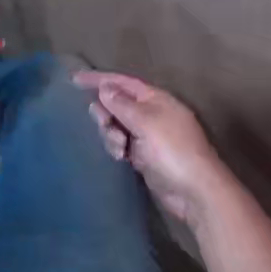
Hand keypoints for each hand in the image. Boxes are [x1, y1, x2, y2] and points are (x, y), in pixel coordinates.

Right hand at [74, 70, 225, 228]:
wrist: (196, 193)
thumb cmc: (172, 149)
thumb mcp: (144, 121)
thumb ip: (121, 103)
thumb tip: (104, 88)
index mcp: (156, 99)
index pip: (122, 82)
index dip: (99, 79)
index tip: (74, 78)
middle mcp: (151, 114)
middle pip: (117, 104)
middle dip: (105, 112)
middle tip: (102, 122)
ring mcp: (148, 136)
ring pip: (117, 125)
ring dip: (111, 133)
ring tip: (119, 147)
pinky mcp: (145, 157)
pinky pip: (122, 143)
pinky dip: (117, 146)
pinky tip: (121, 157)